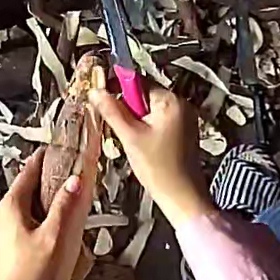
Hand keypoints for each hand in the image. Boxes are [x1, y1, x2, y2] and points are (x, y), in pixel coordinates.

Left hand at [0, 150, 90, 279]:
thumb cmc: (24, 273)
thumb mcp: (51, 237)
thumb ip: (63, 207)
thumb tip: (73, 182)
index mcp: (10, 205)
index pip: (27, 172)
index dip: (42, 159)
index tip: (54, 150)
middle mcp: (0, 212)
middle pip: (24, 187)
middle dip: (44, 178)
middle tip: (65, 173)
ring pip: (22, 204)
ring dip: (40, 198)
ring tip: (61, 197)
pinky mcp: (1, 242)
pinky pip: (19, 218)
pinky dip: (34, 214)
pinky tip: (48, 224)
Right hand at [87, 81, 216, 227]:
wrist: (182, 198)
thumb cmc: (158, 168)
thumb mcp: (129, 136)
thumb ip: (111, 110)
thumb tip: (96, 90)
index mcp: (170, 101)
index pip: (137, 81)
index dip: (116, 88)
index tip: (101, 97)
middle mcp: (181, 104)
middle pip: (143, 94)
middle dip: (126, 107)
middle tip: (118, 127)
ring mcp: (184, 118)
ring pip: (149, 108)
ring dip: (134, 119)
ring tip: (130, 139)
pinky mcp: (183, 131)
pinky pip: (158, 119)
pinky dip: (145, 127)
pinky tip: (141, 144)